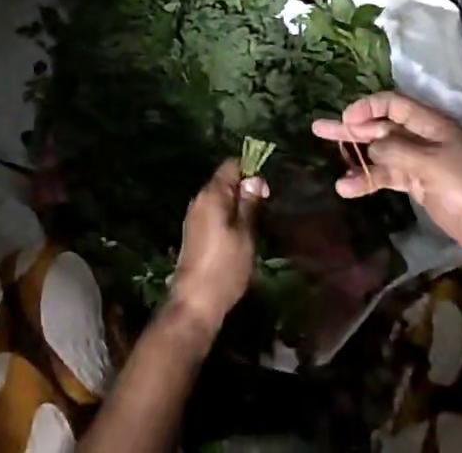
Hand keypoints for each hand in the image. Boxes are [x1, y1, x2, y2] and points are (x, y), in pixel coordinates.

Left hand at [169, 159, 267, 331]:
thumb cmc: (226, 265)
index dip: (249, 170)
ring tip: (257, 220)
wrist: (196, 296)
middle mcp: (199, 198)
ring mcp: (195, 213)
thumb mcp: (245, 234)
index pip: (230, 166)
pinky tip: (241, 231)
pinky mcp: (195, 228)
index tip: (266, 188)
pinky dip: (228, 215)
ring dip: (238, 203)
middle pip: (224, 181)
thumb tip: (255, 178)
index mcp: (211, 194)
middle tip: (266, 207)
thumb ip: (249, 204)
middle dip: (245, 188)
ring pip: (220, 197)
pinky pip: (214, 211)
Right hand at [312, 93, 461, 262]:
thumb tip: (369, 146)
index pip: (392, 104)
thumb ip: (394, 150)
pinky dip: (367, 180)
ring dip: (355, 156)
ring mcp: (418, 161)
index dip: (366, 107)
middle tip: (319, 128)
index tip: (345, 119)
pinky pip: (385, 176)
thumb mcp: (431, 163)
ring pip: (378, 152)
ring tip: (329, 158)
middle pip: (380, 126)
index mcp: (431, 125)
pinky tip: (347, 188)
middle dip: (350, 128)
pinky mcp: (417, 184)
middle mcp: (422, 138)